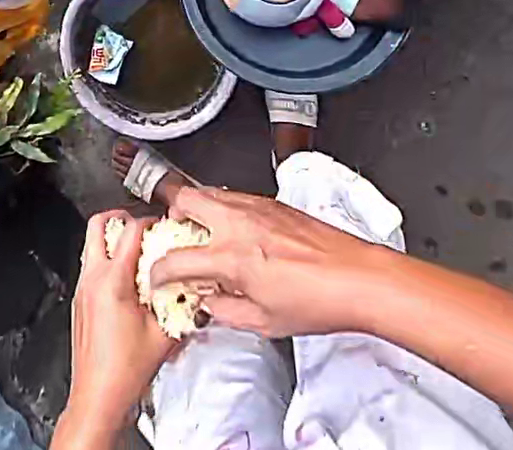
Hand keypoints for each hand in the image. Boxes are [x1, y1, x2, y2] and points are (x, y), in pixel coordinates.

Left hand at [62, 213, 174, 438]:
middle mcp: (93, 280)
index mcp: (113, 281)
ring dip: (112, 238)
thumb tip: (198, 285)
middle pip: (97, 224)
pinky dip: (107, 259)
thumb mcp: (165, 332)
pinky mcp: (79, 302)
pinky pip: (91, 265)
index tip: (163, 226)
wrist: (97, 399)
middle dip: (120, 215)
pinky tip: (127, 276)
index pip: (130, 230)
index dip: (150, 221)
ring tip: (136, 248)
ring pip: (91, 244)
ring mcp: (82, 290)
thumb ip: (183, 302)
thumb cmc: (124, 371)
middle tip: (140, 222)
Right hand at [146, 185, 395, 337]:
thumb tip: (209, 304)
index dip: (158, 273)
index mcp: (231, 257)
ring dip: (198, 209)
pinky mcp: (272, 202)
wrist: (354, 276)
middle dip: (172, 218)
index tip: (159, 278)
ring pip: (210, 191)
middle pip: (185, 199)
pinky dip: (224, 209)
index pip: (175, 260)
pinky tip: (235, 233)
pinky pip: (235, 196)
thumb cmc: (317, 300)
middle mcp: (239, 223)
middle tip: (176, 238)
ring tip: (205, 235)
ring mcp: (256, 207)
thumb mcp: (263, 322)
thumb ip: (225, 311)